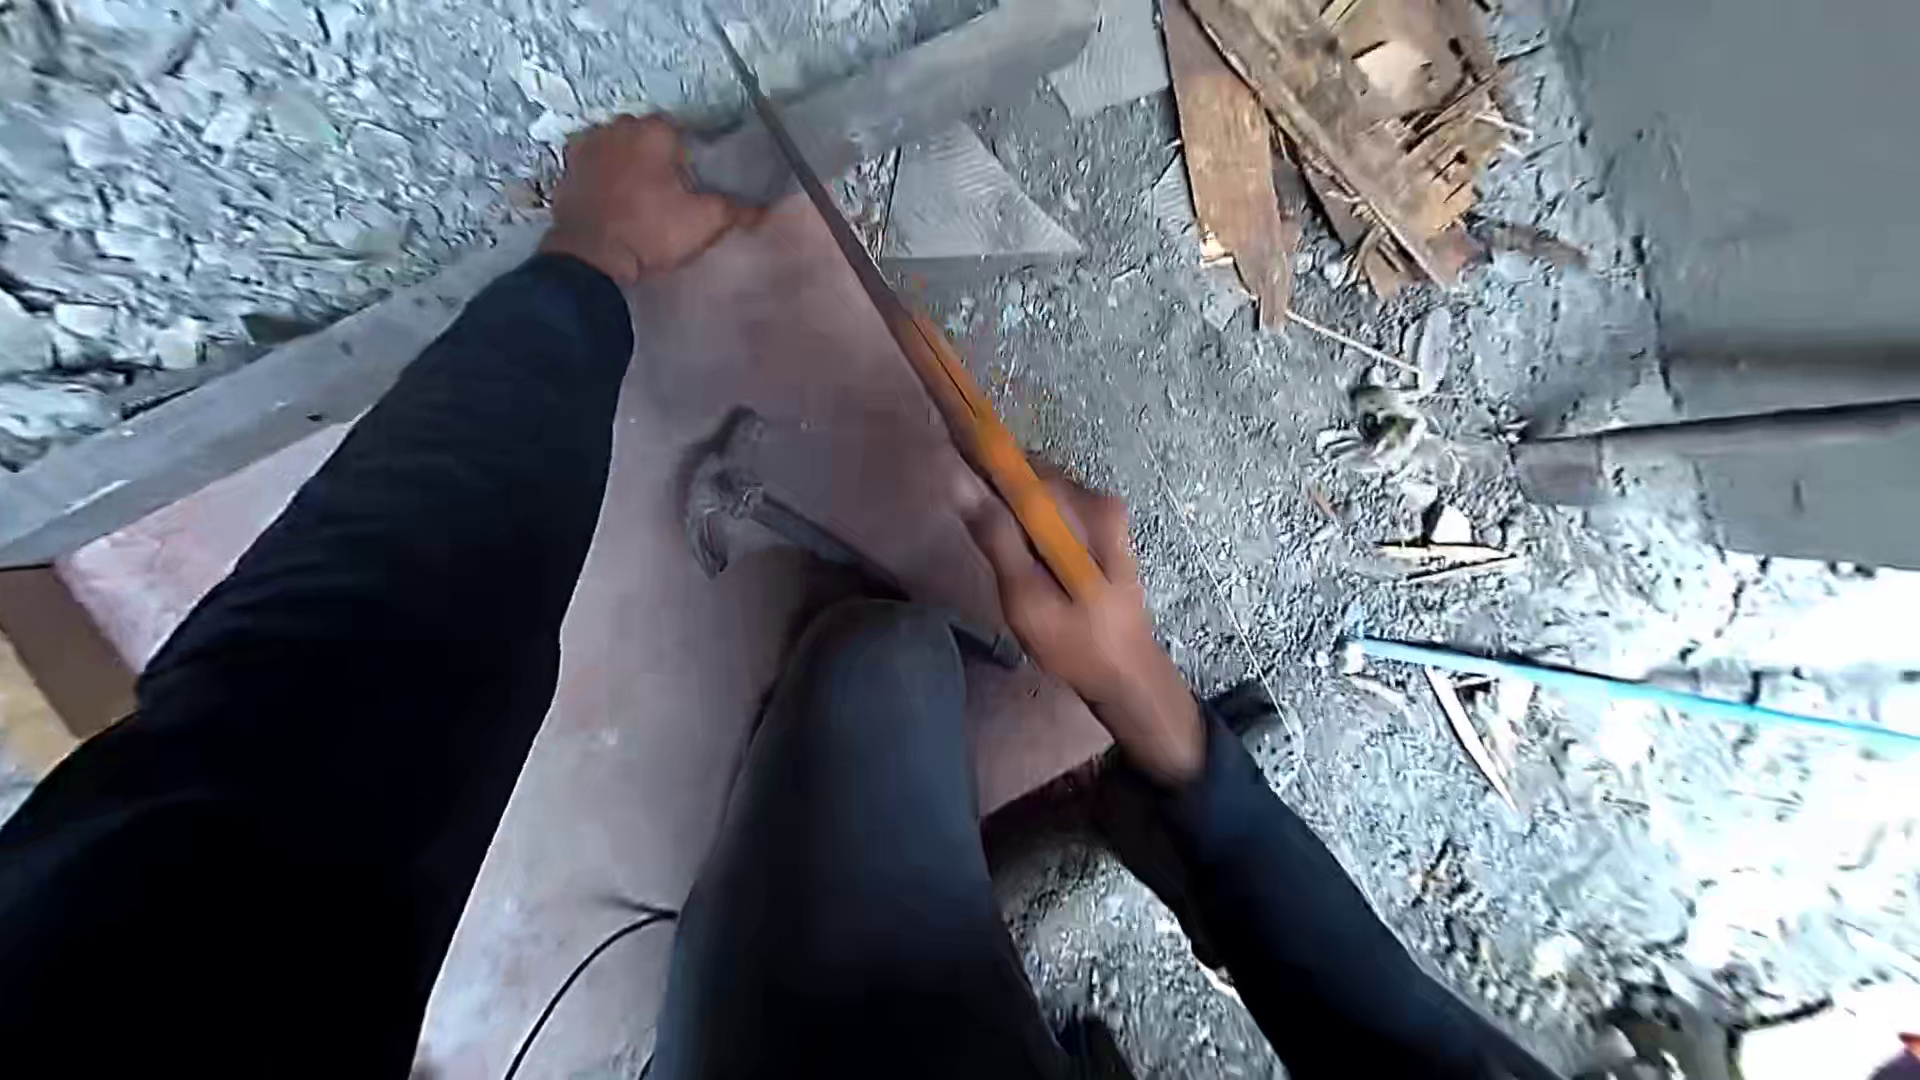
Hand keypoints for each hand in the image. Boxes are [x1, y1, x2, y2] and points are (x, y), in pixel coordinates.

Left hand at [538, 114, 755, 286]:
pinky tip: (617, 199)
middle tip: (676, 191)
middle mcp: (617, 127)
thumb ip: (735, 211)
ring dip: (632, 166)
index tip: (700, 180)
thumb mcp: (704, 223)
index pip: (682, 131)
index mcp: (653, 132)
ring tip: (646, 197)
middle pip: (648, 138)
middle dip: (661, 158)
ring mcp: (588, 145)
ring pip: (621, 149)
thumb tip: (765, 209)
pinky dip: (607, 177)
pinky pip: (596, 166)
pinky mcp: (569, 168)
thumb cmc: (651, 230)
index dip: (693, 156)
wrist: (593, 254)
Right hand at [969, 476, 1204, 783]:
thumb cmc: (1076, 645)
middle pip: (1032, 478)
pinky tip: (1026, 557)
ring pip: (1041, 493)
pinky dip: (1031, 521)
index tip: (949, 461)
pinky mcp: (1104, 527)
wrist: (1129, 676)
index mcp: (1087, 513)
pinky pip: (1054, 508)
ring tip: (1002, 552)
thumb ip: (998, 541)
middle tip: (977, 532)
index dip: (982, 461)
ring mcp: (1106, 512)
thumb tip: (963, 485)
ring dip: (1014, 510)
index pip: (1021, 469)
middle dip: (999, 494)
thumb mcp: (1027, 600)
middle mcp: (1100, 500)